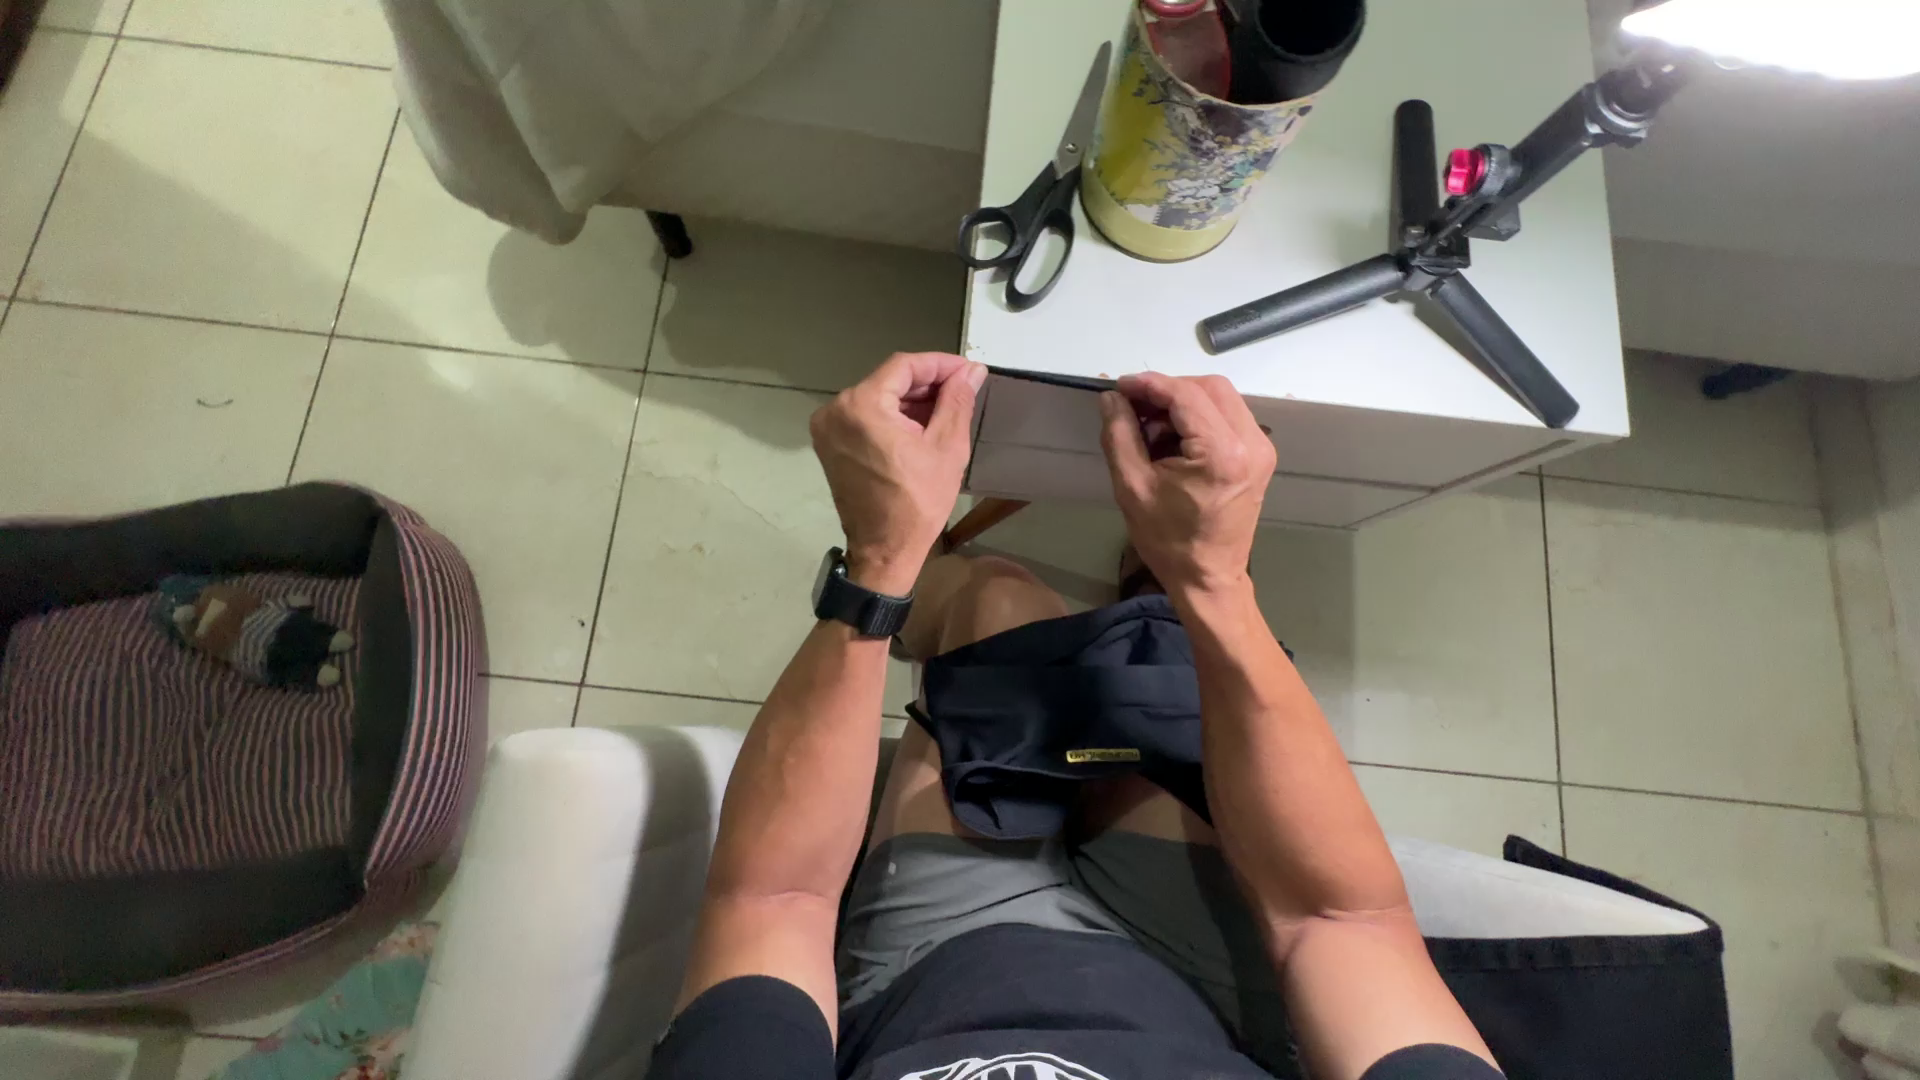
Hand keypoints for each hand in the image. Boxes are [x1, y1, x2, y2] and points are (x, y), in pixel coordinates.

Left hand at [810, 352, 986, 595]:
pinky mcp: (830, 444)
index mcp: (861, 406)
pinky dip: (892, 416)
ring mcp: (828, 428)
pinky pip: (865, 417)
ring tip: (947, 409)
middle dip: (927, 383)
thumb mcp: (946, 448)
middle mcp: (836, 410)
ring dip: (911, 400)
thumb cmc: (918, 503)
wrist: (884, 550)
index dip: (939, 364)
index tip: (968, 369)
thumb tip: (972, 371)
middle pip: (888, 380)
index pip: (904, 366)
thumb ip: (957, 401)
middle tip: (962, 389)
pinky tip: (920, 424)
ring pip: (877, 398)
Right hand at [1098, 373, 1275, 598]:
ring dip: (1183, 402)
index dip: (1150, 384)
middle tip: (1134, 407)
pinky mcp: (1259, 455)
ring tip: (1151, 427)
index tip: (1119, 387)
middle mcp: (1251, 443)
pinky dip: (1198, 417)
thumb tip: (1112, 398)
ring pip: (1221, 398)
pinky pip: (1228, 417)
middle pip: (1210, 388)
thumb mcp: (1132, 487)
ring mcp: (1261, 448)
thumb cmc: (1168, 540)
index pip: (1186, 395)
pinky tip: (1172, 439)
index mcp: (1222, 454)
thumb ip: (1120, 435)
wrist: (1208, 577)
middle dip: (1168, 389)